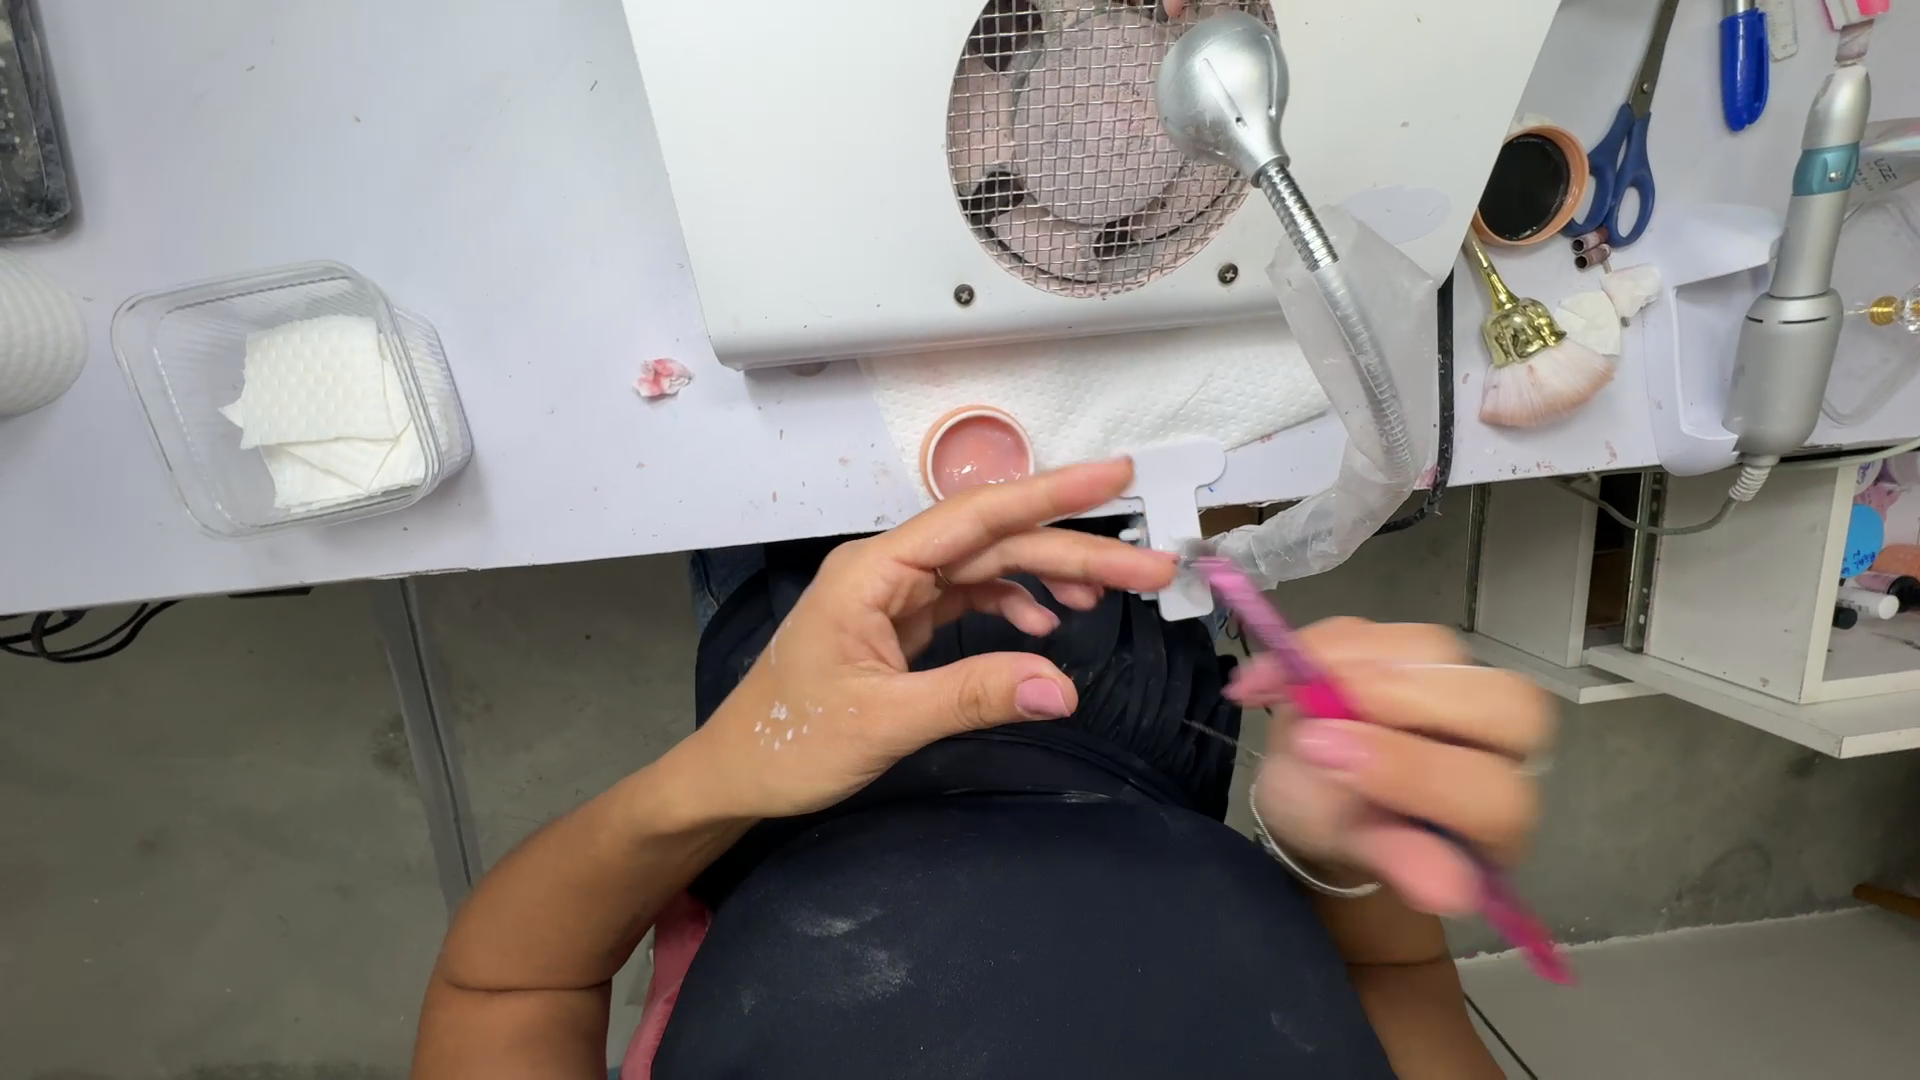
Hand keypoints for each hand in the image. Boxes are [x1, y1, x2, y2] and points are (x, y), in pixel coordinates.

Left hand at [679, 460, 1176, 821]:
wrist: (736, 773)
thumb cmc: (789, 742)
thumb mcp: (883, 722)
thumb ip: (972, 696)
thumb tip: (1065, 689)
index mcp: (874, 569)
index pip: (975, 518)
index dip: (1050, 494)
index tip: (1116, 477)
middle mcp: (889, 568)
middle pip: (994, 543)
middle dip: (1072, 553)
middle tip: (1149, 570)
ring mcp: (896, 594)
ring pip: (987, 568)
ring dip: (1047, 579)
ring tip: (1105, 600)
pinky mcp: (903, 622)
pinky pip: (969, 599)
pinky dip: (1012, 607)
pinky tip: (1043, 629)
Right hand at [1234, 619, 1553, 916]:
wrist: (1309, 787)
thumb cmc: (1337, 825)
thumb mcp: (1357, 848)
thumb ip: (1403, 861)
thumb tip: (1444, 892)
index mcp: (1493, 816)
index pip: (1493, 791)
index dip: (1415, 771)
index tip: (1325, 754)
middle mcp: (1497, 746)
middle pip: (1506, 705)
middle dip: (1404, 700)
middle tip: (1318, 702)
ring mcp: (1454, 683)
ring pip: (1438, 650)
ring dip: (1352, 660)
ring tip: (1283, 683)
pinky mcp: (1406, 648)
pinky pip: (1376, 628)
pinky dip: (1316, 644)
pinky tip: (1272, 673)